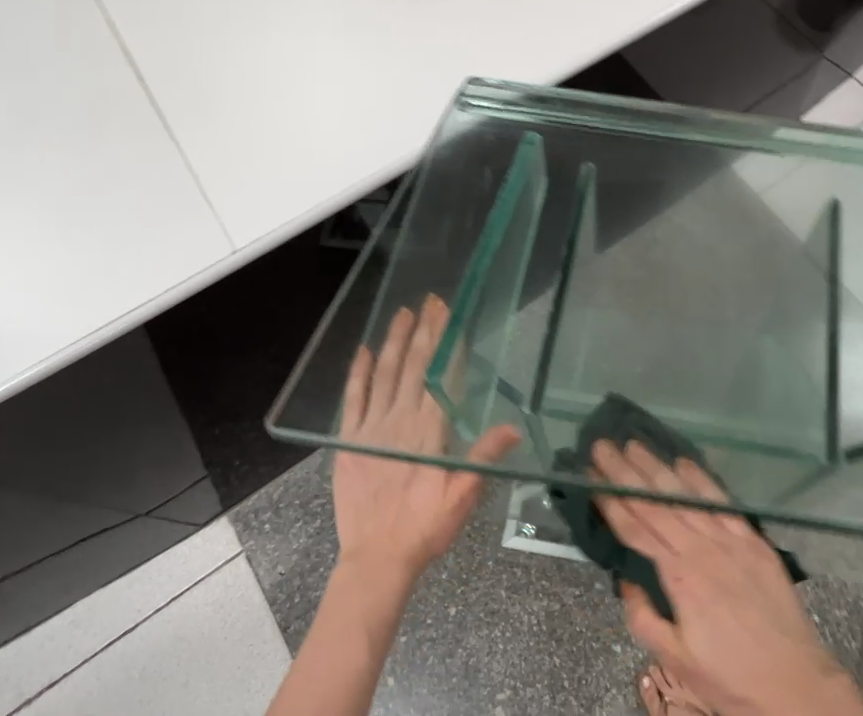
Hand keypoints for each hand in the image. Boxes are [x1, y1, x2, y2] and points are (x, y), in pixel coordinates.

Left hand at [333, 295, 520, 585]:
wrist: (376, 559)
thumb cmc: (425, 527)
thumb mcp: (463, 495)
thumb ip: (484, 457)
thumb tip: (513, 426)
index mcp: (429, 430)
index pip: (441, 375)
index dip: (445, 342)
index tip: (448, 314)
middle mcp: (399, 420)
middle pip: (414, 367)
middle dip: (423, 331)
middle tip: (430, 302)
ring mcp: (370, 428)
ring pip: (385, 375)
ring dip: (395, 342)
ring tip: (402, 314)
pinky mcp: (349, 441)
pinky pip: (353, 399)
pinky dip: (359, 373)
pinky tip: (365, 352)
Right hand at [591, 441, 862, 715]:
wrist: (795, 682)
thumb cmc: (731, 677)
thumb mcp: (676, 661)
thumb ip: (644, 619)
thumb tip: (627, 582)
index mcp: (681, 578)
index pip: (636, 530)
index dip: (610, 502)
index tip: (591, 478)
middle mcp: (704, 550)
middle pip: (656, 504)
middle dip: (625, 474)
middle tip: (602, 447)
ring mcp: (732, 541)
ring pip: (687, 497)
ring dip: (658, 468)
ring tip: (634, 446)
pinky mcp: (754, 542)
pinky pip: (724, 504)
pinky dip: (703, 481)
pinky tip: (685, 463)